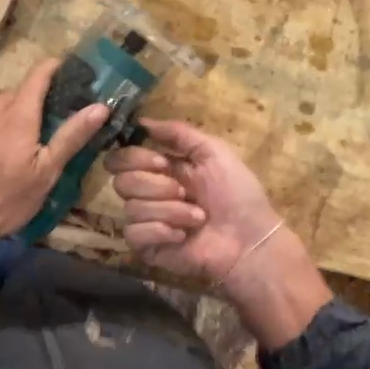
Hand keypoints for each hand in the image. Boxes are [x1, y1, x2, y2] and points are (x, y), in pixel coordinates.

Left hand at [0, 59, 108, 270]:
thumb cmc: (4, 200)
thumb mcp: (45, 173)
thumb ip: (71, 136)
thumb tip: (100, 107)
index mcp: (18, 113)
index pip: (39, 73)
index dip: (56, 68)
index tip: (71, 74)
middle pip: (20, 93)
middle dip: (36, 105)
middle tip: (48, 131)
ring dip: (12, 117)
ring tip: (18, 148)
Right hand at [105, 119, 330, 348]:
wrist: (249, 240)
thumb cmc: (237, 194)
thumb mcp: (214, 152)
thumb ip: (178, 133)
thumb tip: (141, 121)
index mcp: (159, 169)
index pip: (121, 157)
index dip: (136, 158)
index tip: (163, 163)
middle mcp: (147, 192)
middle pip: (120, 181)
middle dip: (156, 186)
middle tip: (184, 193)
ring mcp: (145, 221)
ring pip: (131, 208)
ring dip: (170, 211)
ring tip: (197, 218)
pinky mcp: (146, 247)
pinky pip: (134, 233)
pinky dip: (160, 231)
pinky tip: (182, 236)